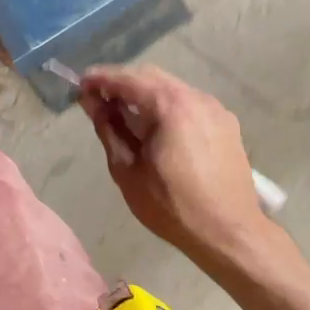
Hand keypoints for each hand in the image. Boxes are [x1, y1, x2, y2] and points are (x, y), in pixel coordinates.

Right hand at [79, 64, 277, 271]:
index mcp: (170, 106)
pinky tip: (155, 127)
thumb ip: (108, 129)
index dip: (99, 79)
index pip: (127, 79)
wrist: (229, 232)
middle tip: (97, 100)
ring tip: (124, 114)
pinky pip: (189, 102)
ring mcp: (215, 109)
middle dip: (122, 83)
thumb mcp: (127, 169)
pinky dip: (166, 105)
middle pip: (150, 76)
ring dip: (144, 94)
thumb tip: (91, 103)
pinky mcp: (226, 123)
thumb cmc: (171, 205)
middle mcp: (195, 97)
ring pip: (171, 87)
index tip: (79, 85)